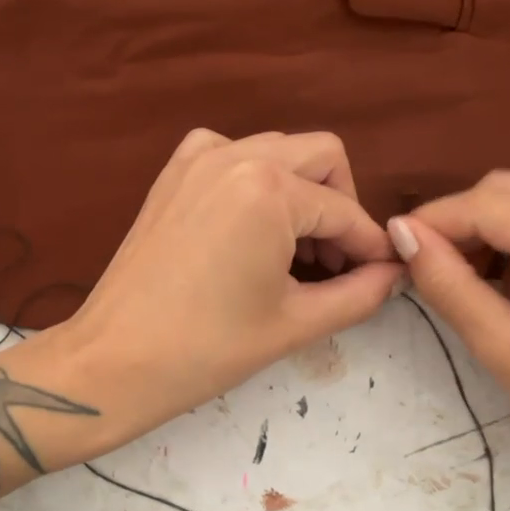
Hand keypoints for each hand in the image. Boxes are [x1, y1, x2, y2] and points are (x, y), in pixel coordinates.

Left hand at [59, 129, 403, 440]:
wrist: (115, 359)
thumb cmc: (208, 348)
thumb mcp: (296, 323)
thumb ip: (360, 293)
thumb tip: (394, 274)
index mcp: (269, 188)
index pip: (345, 211)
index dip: (371, 247)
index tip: (382, 276)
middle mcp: (236, 155)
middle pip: (321, 157)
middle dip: (341, 206)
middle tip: (336, 262)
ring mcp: (198, 158)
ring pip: (279, 150)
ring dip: (301, 190)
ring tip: (296, 250)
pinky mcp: (173, 172)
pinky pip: (232, 152)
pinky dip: (254, 177)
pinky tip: (250, 224)